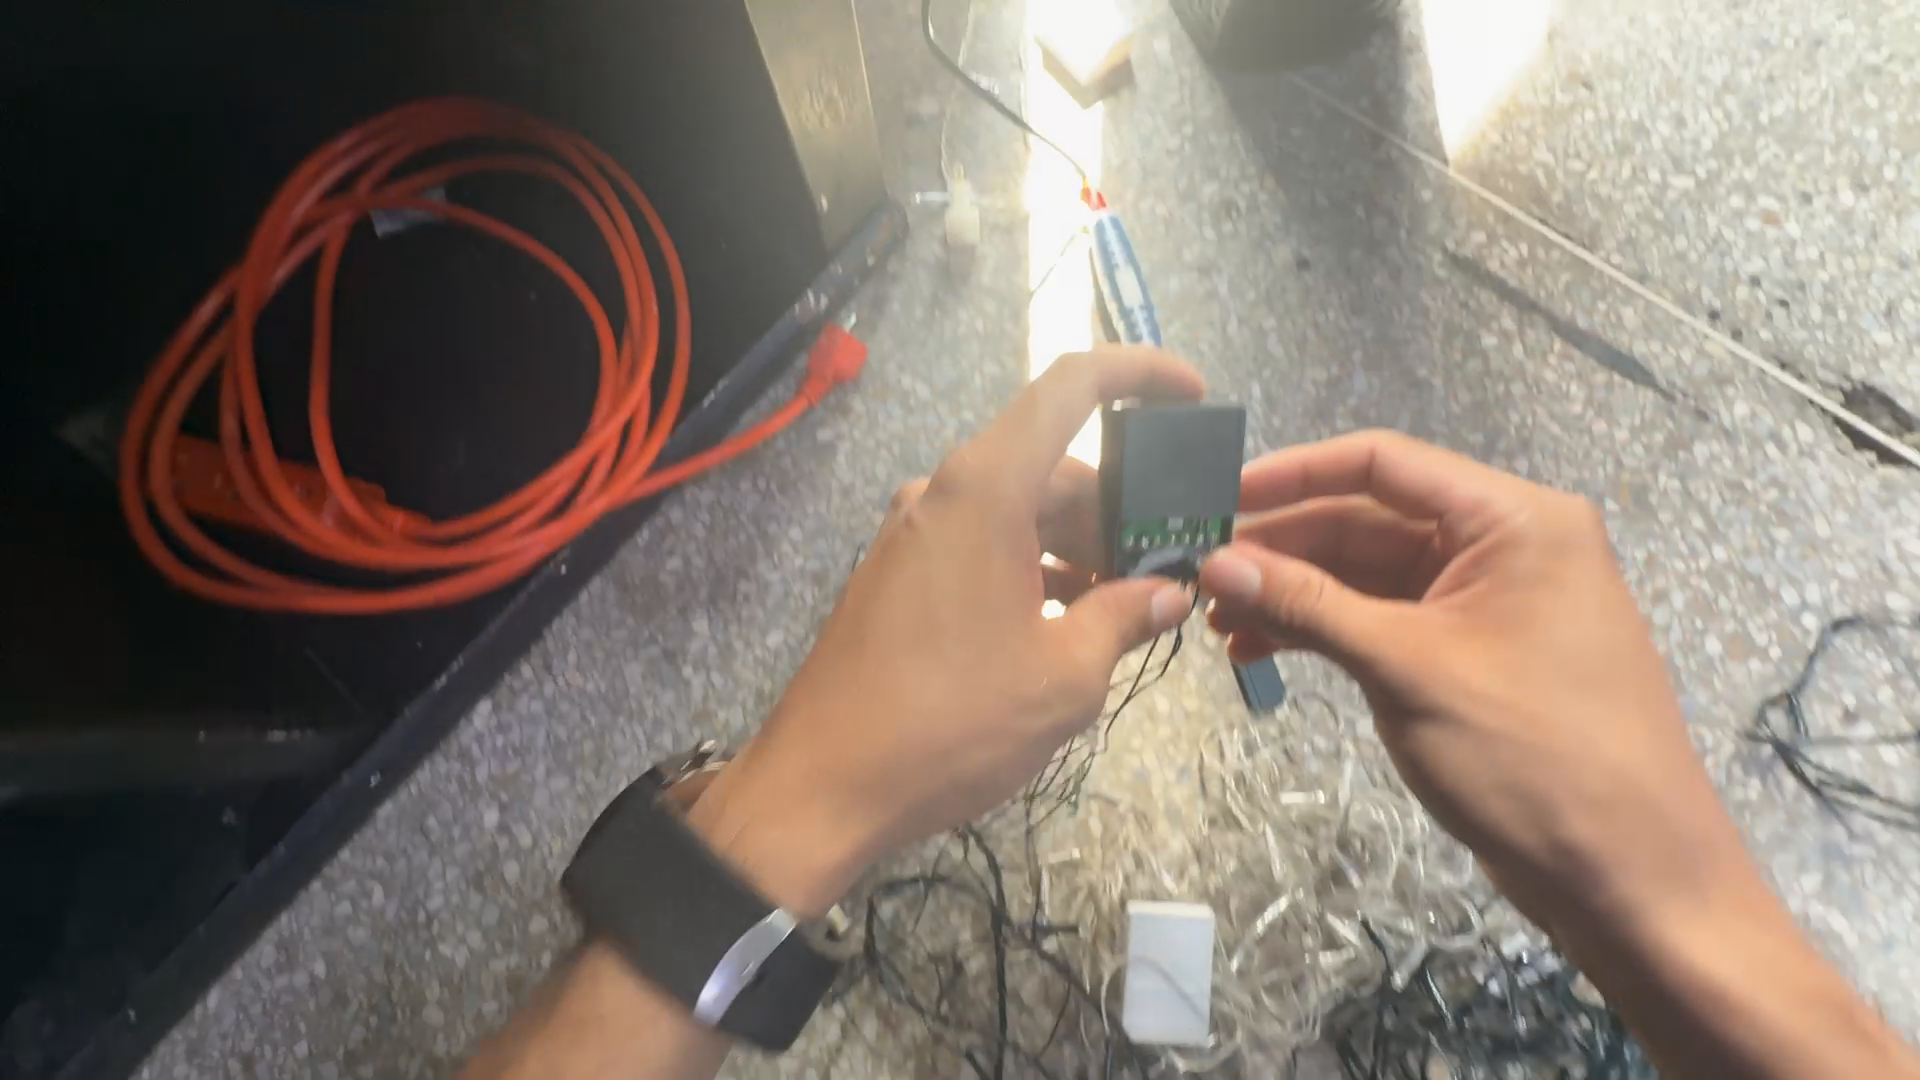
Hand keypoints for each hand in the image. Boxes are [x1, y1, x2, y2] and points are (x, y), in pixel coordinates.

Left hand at [687, 347, 1202, 915]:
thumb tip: (1169, 593)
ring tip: (1122, 605)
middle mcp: (943, 491)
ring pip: (1016, 510)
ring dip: (1075, 544)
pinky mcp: (898, 572)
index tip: (1192, 394)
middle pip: (1051, 466)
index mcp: (985, 486)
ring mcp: (913, 531)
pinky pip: (980, 545)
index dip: (1141, 372)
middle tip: (1165, 566)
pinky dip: (1030, 566)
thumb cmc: (952, 722)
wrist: (822, 784)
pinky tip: (1061, 620)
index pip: (1070, 386)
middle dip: (1116, 508)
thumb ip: (1125, 617)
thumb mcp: (1064, 675)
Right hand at [1198, 430, 1753, 930]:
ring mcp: (1473, 600)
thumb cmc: (1531, 755)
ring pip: (1356, 575)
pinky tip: (1256, 650)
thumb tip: (1214, 563)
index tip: (1220, 498)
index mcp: (1508, 521)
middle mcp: (1493, 545)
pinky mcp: (1455, 649)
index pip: (1381, 464)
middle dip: (1279, 550)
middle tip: (1204, 575)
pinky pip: (1370, 618)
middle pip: (1360, 522)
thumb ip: (1305, 604)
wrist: (1628, 884)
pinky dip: (1314, 630)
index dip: (1292, 474)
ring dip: (1286, 594)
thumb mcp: (1404, 666)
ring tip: (1216, 622)